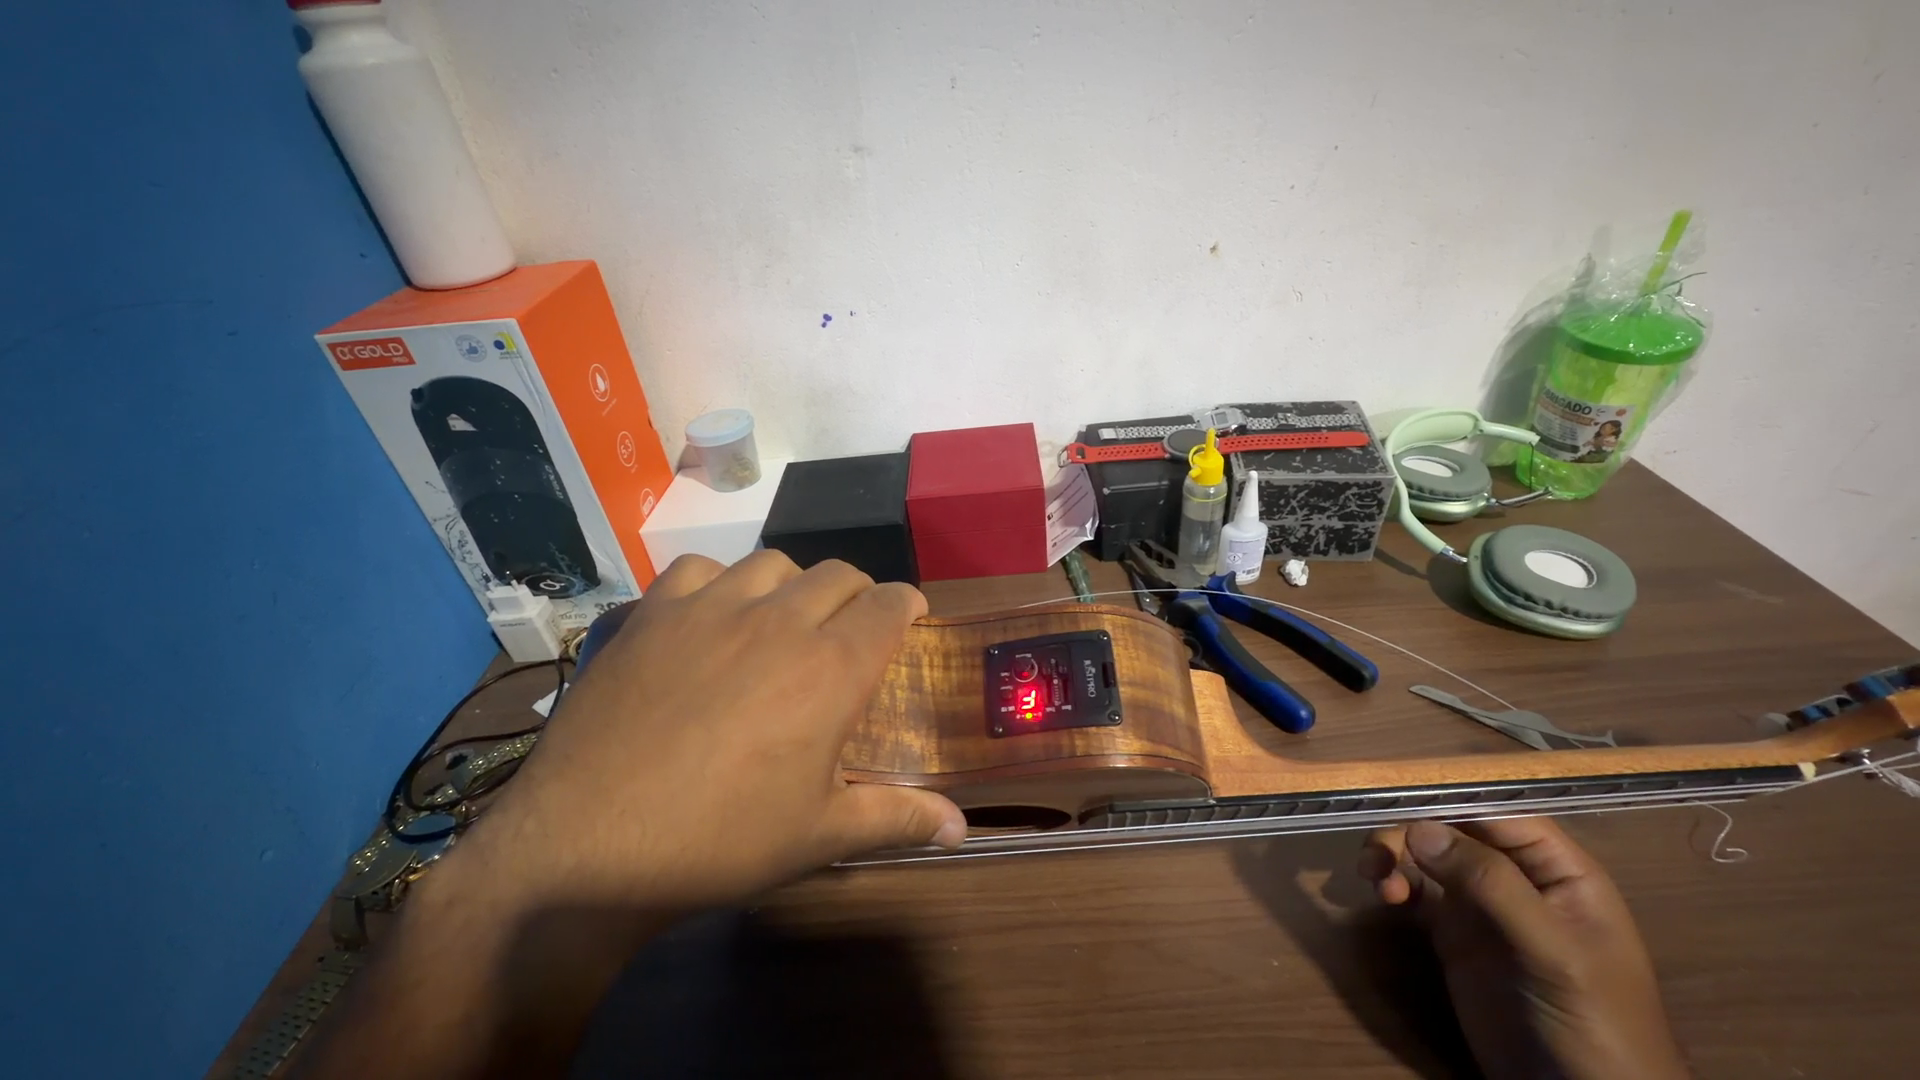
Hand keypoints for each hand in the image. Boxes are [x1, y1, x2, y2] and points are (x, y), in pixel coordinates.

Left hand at [469, 551, 966, 911]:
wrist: (589, 845)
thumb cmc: (720, 842)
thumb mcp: (820, 837)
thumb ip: (898, 819)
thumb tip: (960, 828)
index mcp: (830, 669)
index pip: (888, 605)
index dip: (907, 604)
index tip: (909, 616)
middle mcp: (778, 621)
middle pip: (837, 574)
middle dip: (857, 594)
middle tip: (850, 630)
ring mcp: (708, 610)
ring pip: (771, 563)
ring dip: (792, 584)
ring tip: (782, 619)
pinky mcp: (650, 615)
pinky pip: (697, 570)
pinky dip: (718, 582)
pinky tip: (710, 617)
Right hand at [1356, 818, 1689, 1079]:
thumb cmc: (1594, 1020)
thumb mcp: (1553, 951)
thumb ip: (1491, 885)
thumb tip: (1419, 826)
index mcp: (1557, 870)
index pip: (1499, 812)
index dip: (1448, 798)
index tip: (1396, 795)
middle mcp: (1516, 878)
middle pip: (1452, 829)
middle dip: (1410, 831)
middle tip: (1378, 855)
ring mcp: (1482, 907)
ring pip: (1426, 856)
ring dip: (1394, 856)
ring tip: (1375, 879)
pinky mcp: (1452, 936)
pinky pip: (1415, 891)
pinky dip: (1394, 884)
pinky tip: (1385, 898)